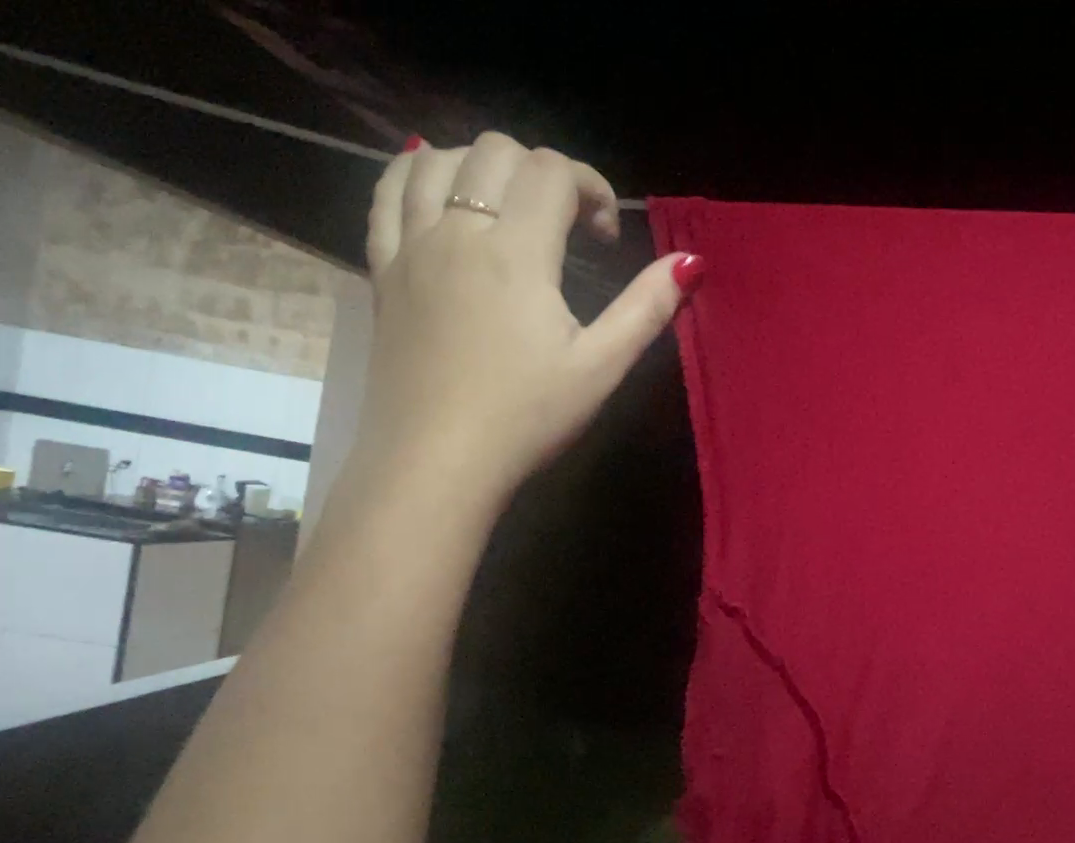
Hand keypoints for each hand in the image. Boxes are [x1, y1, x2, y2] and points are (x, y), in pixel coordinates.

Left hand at [358, 133, 702, 492]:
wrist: (436, 459)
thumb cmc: (527, 415)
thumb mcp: (601, 367)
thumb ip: (647, 308)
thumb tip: (691, 262)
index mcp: (516, 253)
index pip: (552, 170)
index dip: (591, 187)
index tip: (605, 239)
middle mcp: (457, 232)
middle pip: (497, 151)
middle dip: (545, 173)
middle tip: (568, 228)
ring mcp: (411, 246)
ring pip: (438, 158)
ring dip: (484, 166)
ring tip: (511, 210)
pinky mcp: (383, 268)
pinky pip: (389, 191)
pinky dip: (419, 173)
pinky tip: (442, 191)